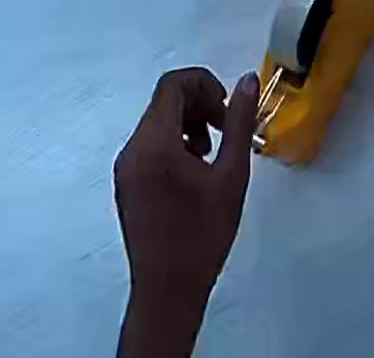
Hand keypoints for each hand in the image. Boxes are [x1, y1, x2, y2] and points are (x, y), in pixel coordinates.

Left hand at [115, 67, 257, 357]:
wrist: (168, 293)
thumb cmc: (203, 235)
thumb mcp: (232, 174)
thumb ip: (239, 121)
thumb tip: (248, 81)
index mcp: (154, 143)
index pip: (172, 84)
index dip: (203, 83)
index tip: (224, 106)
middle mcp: (132, 148)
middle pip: (164, 100)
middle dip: (198, 104)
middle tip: (224, 128)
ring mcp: (125, 166)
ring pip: (157, 121)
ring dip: (188, 122)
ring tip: (211, 152)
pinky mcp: (125, 181)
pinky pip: (149, 143)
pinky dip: (174, 141)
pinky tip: (194, 169)